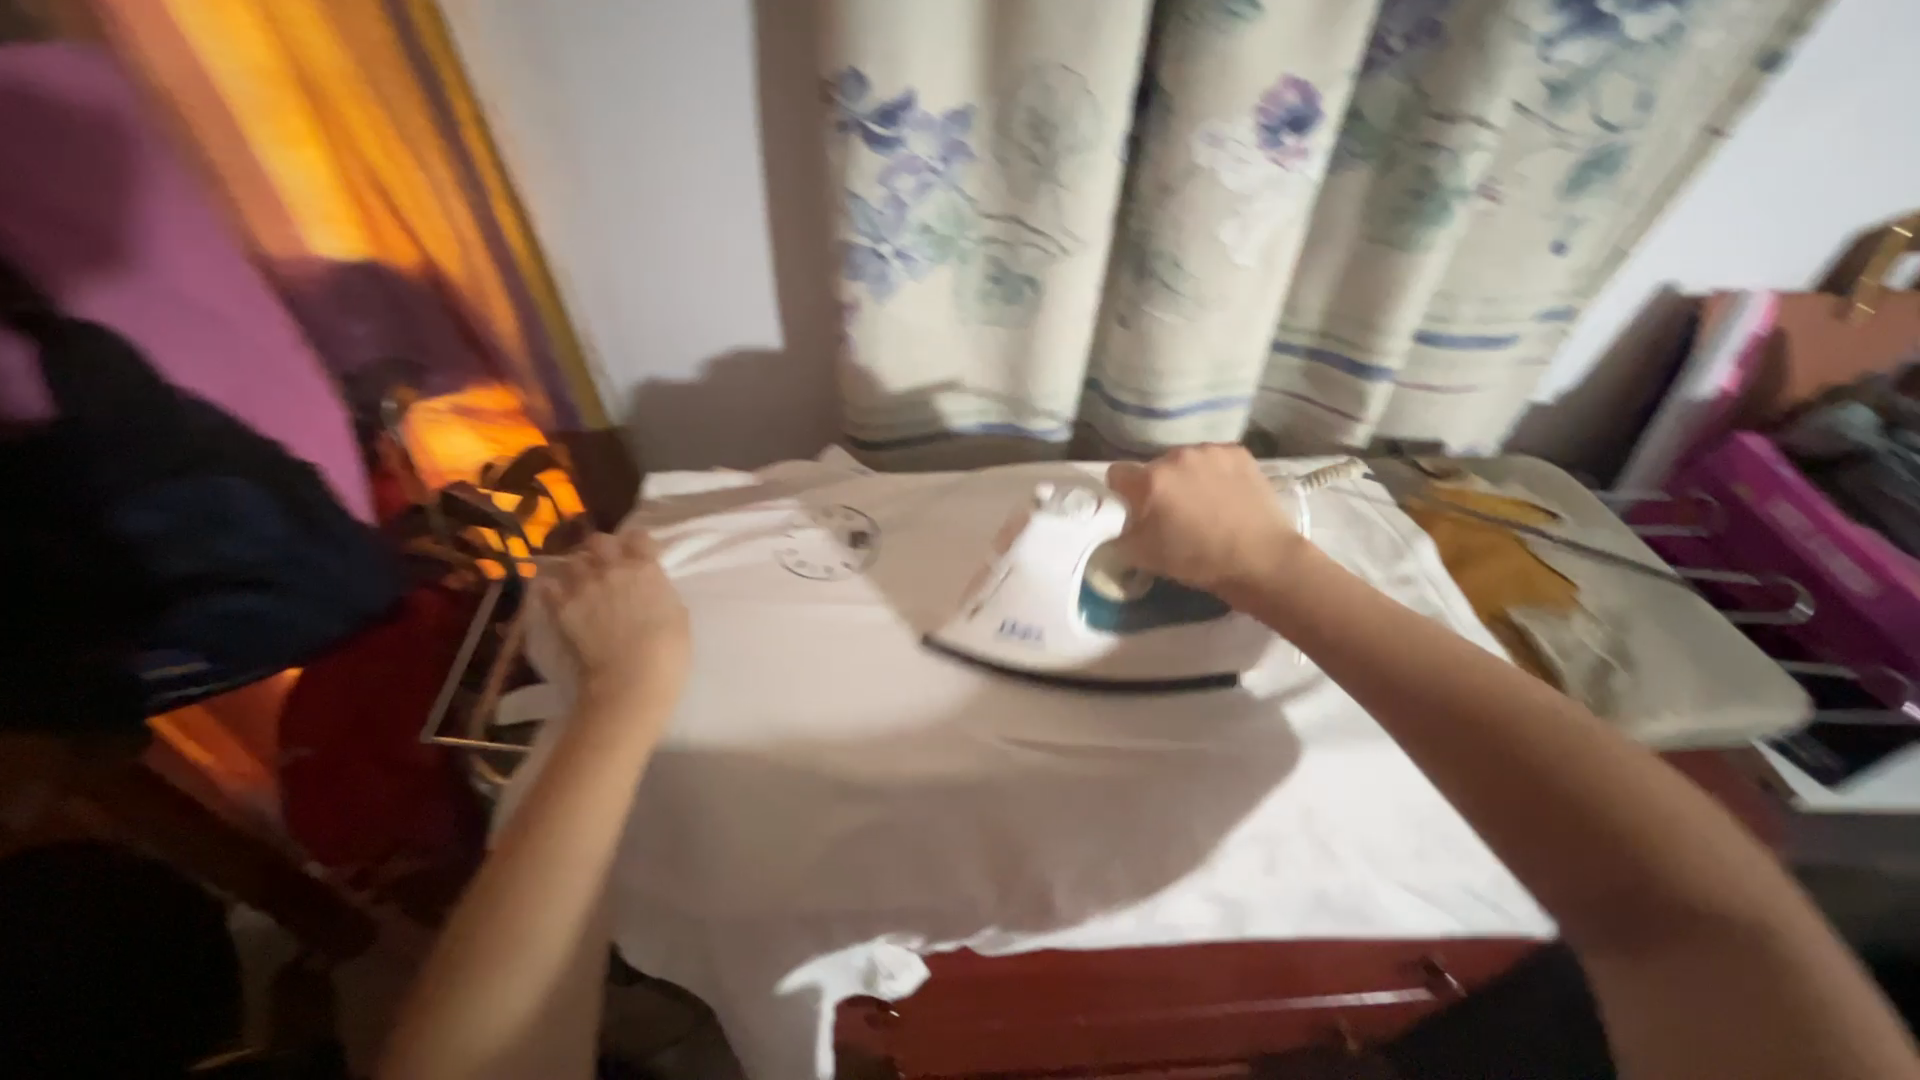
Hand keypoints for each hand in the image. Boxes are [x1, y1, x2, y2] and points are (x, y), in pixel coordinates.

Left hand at [537, 530, 689, 703]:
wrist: (630, 682)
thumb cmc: (667, 654)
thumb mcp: (678, 616)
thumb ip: (661, 594)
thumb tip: (652, 589)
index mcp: (646, 569)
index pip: (638, 536)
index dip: (638, 543)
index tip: (640, 554)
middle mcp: (612, 569)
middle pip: (599, 541)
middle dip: (602, 549)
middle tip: (605, 565)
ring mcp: (583, 587)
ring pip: (571, 560)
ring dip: (577, 568)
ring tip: (580, 582)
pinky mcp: (561, 608)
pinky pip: (548, 586)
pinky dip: (551, 588)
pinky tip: (557, 597)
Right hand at [1106, 445, 1302, 600]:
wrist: (1261, 560)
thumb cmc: (1197, 561)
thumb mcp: (1143, 557)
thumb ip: (1117, 536)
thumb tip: (1111, 527)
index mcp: (1149, 480)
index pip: (1116, 474)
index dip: (1122, 494)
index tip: (1135, 512)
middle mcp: (1176, 456)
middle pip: (1153, 468)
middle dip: (1158, 487)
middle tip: (1173, 515)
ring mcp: (1209, 451)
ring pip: (1184, 462)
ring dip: (1186, 478)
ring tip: (1205, 506)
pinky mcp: (1238, 452)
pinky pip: (1213, 459)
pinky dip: (1214, 473)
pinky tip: (1226, 496)